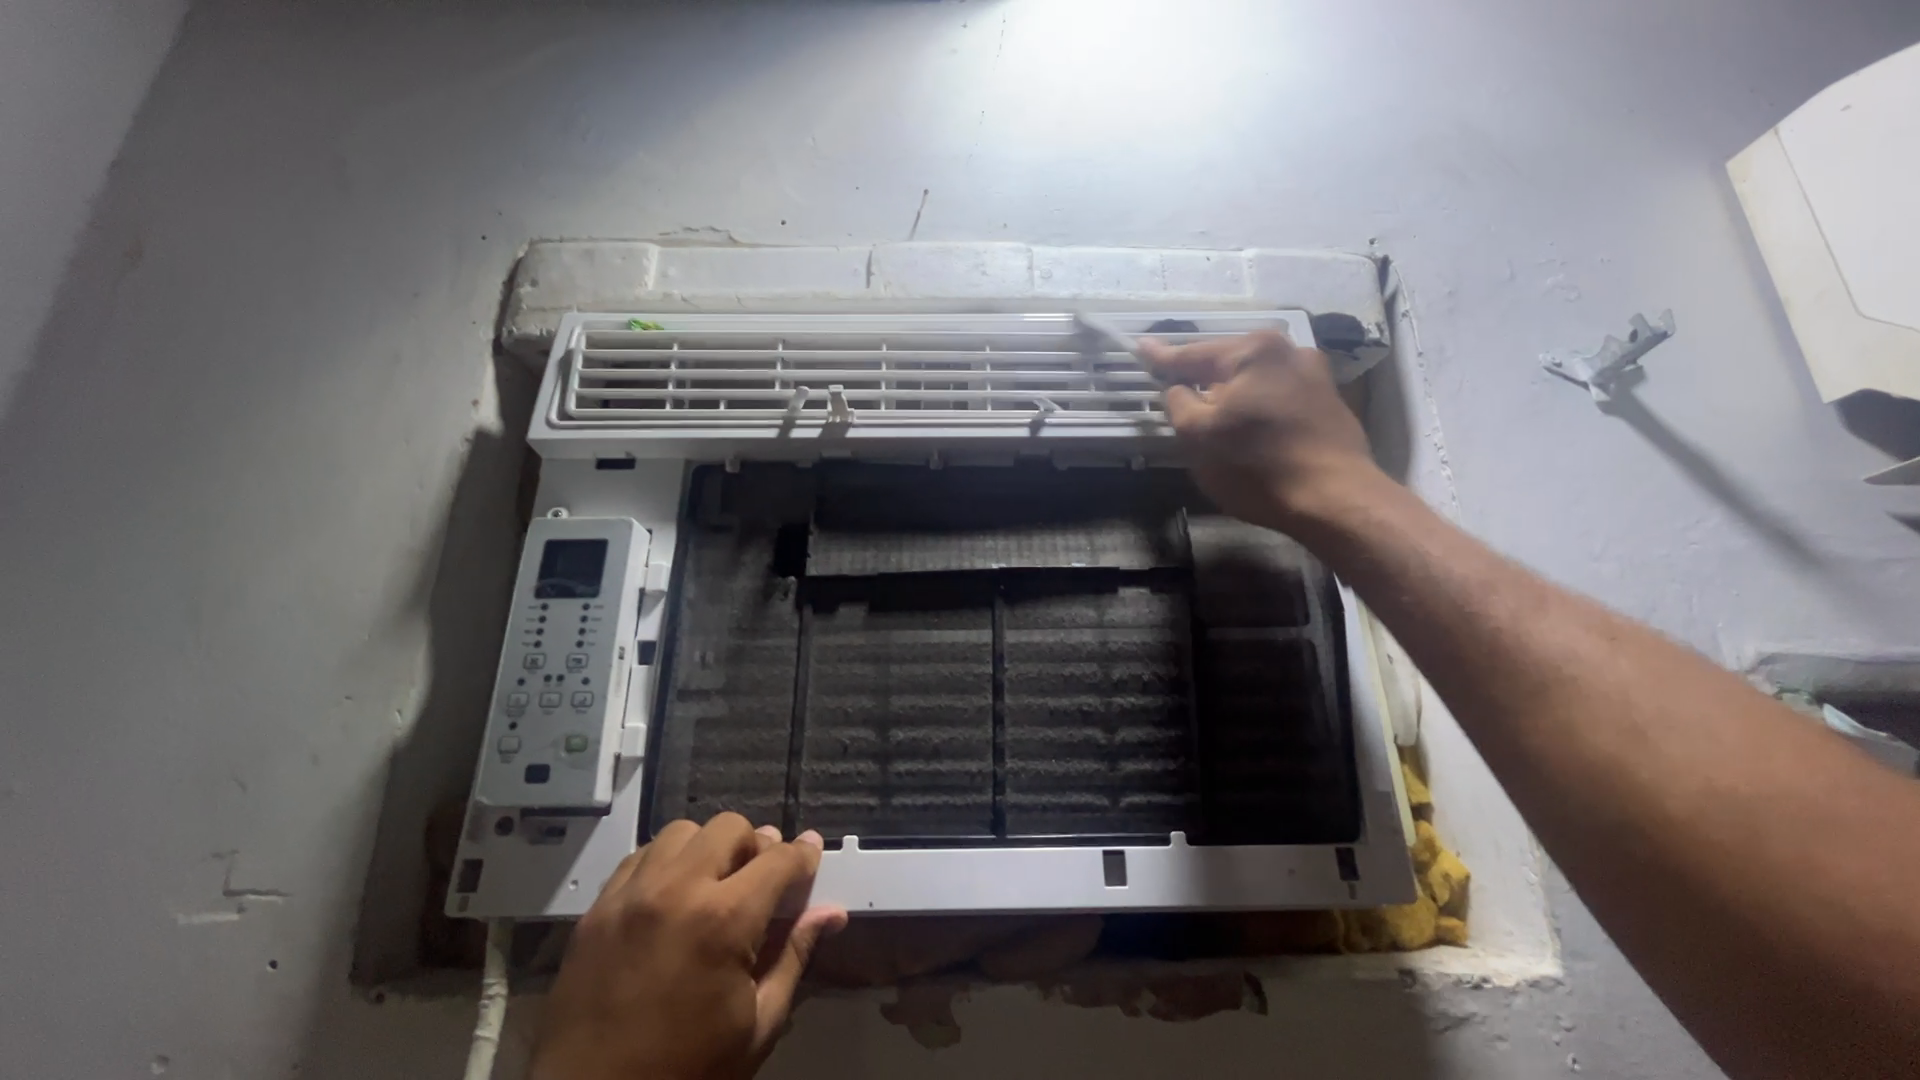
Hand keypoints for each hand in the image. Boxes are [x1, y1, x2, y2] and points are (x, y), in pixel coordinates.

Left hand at [532, 815, 847, 1079]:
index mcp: (724, 920)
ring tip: (713, 886)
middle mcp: (676, 890)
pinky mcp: (597, 909)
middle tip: (760, 882)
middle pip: (730, 828)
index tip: (811, 857)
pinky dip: (664, 864)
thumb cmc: (687, 1070)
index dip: (803, 856)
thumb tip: (830, 912)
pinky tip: (672, 898)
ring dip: (707, 849)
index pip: (779, 860)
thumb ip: (793, 956)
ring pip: (681, 832)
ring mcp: (630, 895)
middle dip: (755, 847)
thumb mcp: (757, 1025)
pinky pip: (639, 857)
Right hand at [1139, 330, 1380, 531]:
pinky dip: (1258, 407)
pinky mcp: (1329, 404)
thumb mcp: (1198, 437)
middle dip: (1202, 375)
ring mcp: (1315, 376)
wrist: (1335, 499)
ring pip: (1255, 379)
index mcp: (1252, 351)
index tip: (1141, 348)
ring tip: (1214, 414)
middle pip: (1228, 362)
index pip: (1193, 353)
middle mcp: (1288, 351)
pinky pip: (1278, 397)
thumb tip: (1180, 389)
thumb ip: (1179, 403)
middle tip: (1176, 387)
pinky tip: (1252, 431)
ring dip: (1232, 393)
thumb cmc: (1257, 466)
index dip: (1162, 357)